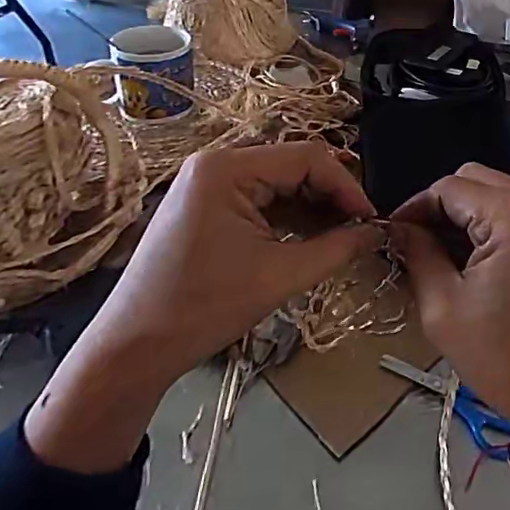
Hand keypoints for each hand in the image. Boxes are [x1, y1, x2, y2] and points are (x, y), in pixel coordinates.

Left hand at [26, 143, 380, 472]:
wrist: (131, 351)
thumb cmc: (202, 308)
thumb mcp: (281, 276)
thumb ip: (338, 248)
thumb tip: (378, 232)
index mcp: (228, 169)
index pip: (308, 158)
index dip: (347, 186)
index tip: (371, 220)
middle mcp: (218, 165)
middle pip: (296, 167)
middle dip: (332, 198)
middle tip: (361, 230)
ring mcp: (210, 185)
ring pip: (283, 184)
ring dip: (315, 209)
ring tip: (343, 238)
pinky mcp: (209, 206)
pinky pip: (264, 200)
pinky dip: (292, 218)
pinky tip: (314, 240)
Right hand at [391, 165, 509, 509]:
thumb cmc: (505, 358)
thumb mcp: (443, 307)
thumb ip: (418, 254)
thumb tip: (400, 229)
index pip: (449, 187)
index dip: (414, 208)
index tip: (392, 236)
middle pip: (474, 179)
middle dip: (440, 207)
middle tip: (415, 246)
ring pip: (495, 192)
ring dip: (465, 215)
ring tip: (440, 256)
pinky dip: (490, 223)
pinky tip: (473, 259)